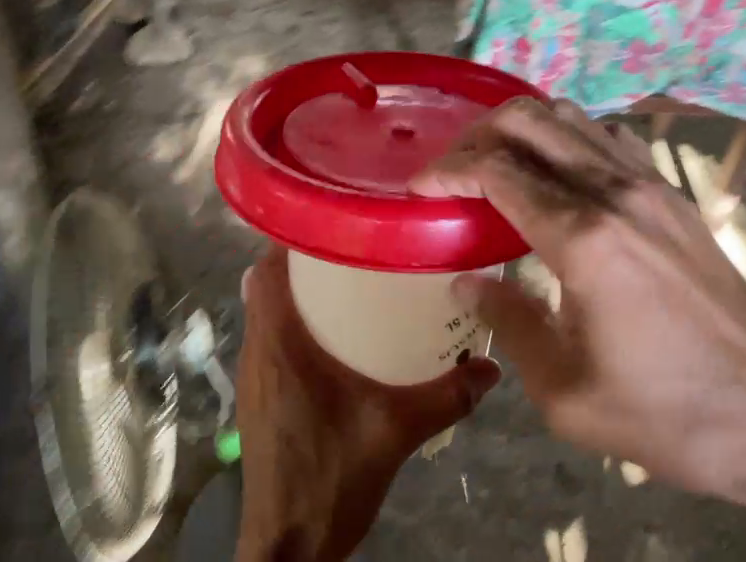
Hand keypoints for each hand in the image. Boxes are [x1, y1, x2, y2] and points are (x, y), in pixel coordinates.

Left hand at [234, 247, 500, 560]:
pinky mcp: (260, 398)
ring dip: (303, 293)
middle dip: (309, 260)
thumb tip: (491, 367)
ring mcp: (254, 376)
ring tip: (356, 281)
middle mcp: (256, 349)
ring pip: (270, 312)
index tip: (340, 217)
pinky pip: (274, 340)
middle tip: (361, 247)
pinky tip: (343, 338)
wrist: (287, 550)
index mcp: (276, 342)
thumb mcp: (396, 432)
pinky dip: (300, 325)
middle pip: (270, 282)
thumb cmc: (330, 477)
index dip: (297, 233)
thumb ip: (445, 396)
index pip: (270, 264)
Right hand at [411, 98, 745, 561]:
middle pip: (530, 121)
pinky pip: (611, 139)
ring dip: (524, 129)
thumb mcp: (565, 391)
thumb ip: (507, 323)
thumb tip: (469, 282)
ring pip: (572, 118)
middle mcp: (616, 192)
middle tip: (451, 168)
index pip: (496, 170)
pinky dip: (570, 138)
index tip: (418, 186)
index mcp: (584, 237)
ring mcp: (652, 186)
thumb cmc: (669, 414)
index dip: (447, 170)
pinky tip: (559, 174)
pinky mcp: (675, 197)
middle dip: (477, 134)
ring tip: (496, 164)